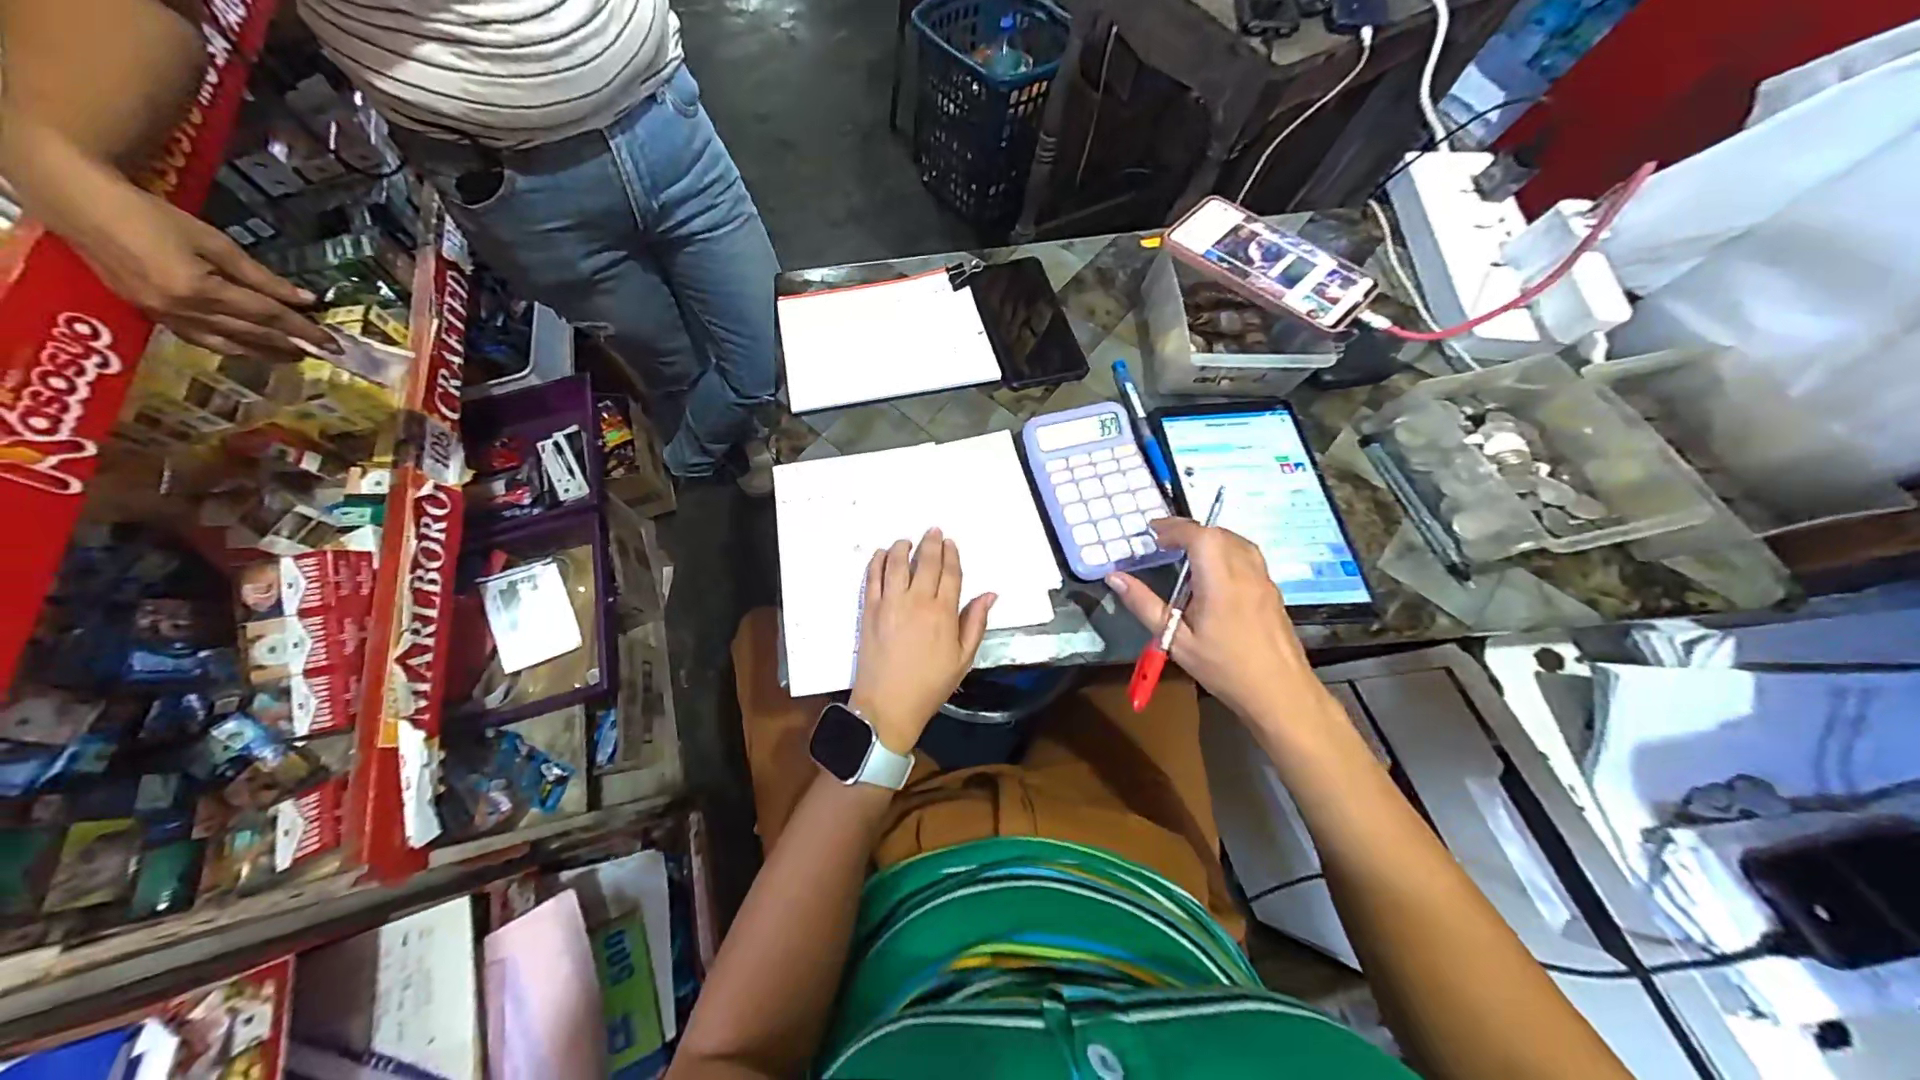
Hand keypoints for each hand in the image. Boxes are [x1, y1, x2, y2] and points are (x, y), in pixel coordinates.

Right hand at [64, 174, 334, 361]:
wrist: (76, 202)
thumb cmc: (149, 215)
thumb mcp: (214, 243)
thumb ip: (262, 277)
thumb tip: (306, 299)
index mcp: (200, 291)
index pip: (268, 317)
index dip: (304, 331)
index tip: (333, 343)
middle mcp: (183, 310)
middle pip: (251, 334)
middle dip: (289, 345)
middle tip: (320, 353)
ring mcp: (163, 315)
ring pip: (226, 344)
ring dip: (263, 352)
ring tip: (293, 355)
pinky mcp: (148, 313)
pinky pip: (199, 339)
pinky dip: (230, 346)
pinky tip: (249, 347)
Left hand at [848, 528, 995, 754]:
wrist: (888, 705)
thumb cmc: (930, 685)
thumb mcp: (963, 658)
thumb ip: (975, 623)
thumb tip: (989, 595)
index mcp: (943, 612)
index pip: (950, 572)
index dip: (951, 554)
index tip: (950, 543)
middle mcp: (917, 601)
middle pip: (925, 561)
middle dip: (930, 542)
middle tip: (932, 531)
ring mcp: (890, 603)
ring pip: (896, 563)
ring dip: (902, 547)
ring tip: (906, 541)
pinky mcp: (869, 609)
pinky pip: (872, 577)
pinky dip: (877, 561)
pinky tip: (881, 554)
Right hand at [1106, 518, 1314, 724]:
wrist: (1280, 693)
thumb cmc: (1225, 669)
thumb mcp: (1176, 640)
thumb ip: (1145, 605)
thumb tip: (1115, 578)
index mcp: (1221, 581)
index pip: (1200, 536)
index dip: (1175, 528)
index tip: (1153, 533)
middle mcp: (1246, 573)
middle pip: (1219, 533)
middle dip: (1190, 531)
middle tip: (1163, 542)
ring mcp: (1263, 580)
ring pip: (1237, 541)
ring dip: (1210, 539)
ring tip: (1187, 553)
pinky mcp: (1271, 591)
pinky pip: (1248, 557)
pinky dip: (1226, 551)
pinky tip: (1213, 573)